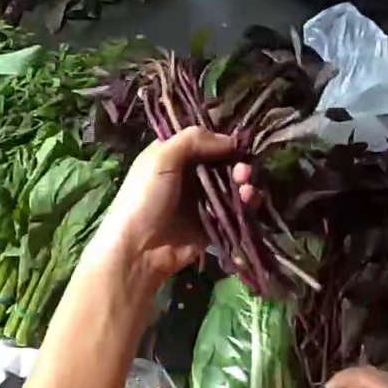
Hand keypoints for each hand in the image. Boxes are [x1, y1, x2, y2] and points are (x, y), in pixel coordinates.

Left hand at [84, 128, 254, 287]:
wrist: (138, 248)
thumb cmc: (145, 198)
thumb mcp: (161, 159)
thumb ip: (192, 140)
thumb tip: (230, 140)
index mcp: (173, 156)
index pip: (203, 140)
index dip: (222, 140)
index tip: (238, 143)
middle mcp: (188, 175)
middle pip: (222, 162)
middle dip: (237, 163)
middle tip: (243, 170)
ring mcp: (201, 200)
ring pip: (232, 185)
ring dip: (244, 182)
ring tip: (246, 186)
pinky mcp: (212, 223)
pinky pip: (235, 209)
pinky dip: (246, 204)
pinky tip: (249, 200)